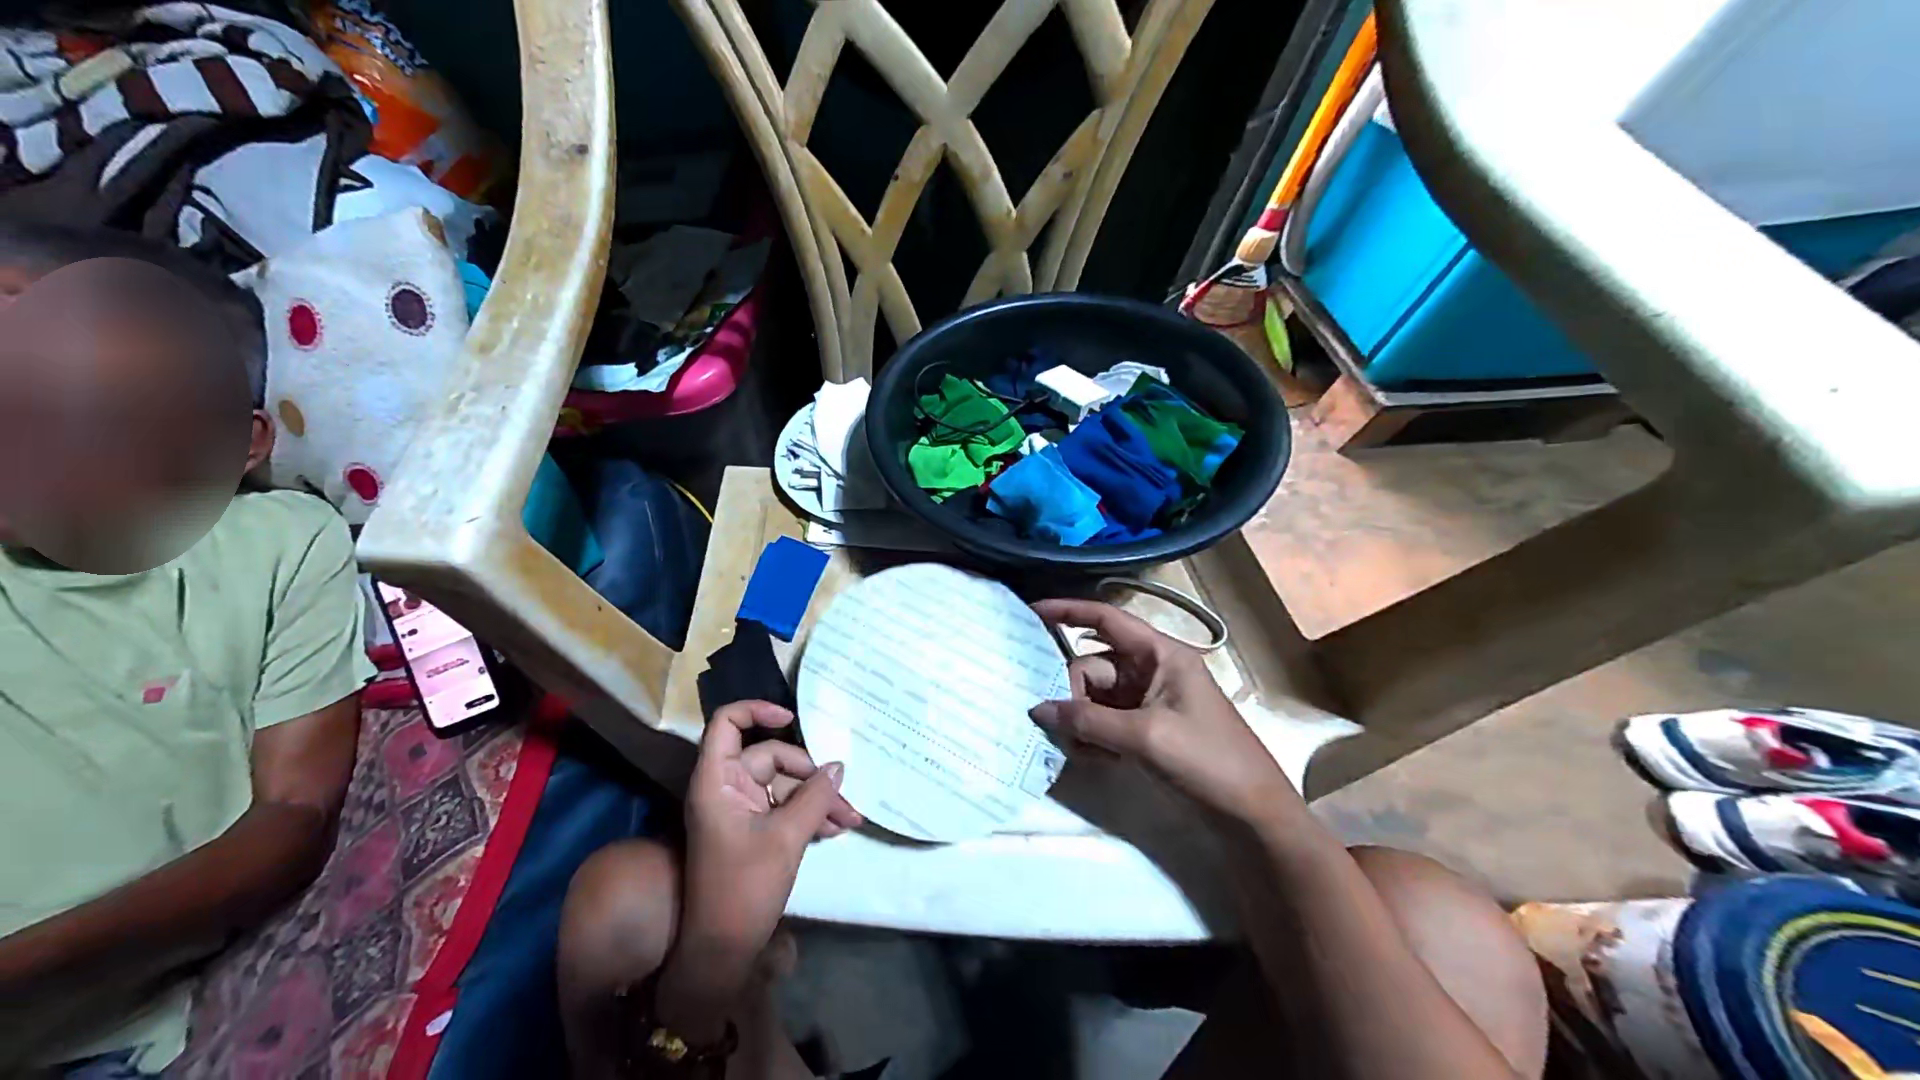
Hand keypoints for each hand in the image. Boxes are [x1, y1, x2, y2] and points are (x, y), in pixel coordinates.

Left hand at [657, 700, 860, 1038]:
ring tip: (848, 820)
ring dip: (815, 798)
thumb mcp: (786, 838)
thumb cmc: (744, 888)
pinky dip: (808, 813)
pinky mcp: (751, 828)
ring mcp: (739, 808)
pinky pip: (783, 806)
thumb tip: (838, 767)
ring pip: (783, 784)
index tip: (792, 718)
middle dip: (810, 775)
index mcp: (717, 782)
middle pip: (770, 757)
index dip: (757, 711)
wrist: (722, 952)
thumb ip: (814, 797)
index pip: (727, 724)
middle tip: (842, 798)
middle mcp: (725, 788)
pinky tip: (835, 829)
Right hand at [1030, 599, 1297, 822]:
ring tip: (1077, 749)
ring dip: (1081, 719)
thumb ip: (1088, 720)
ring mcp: (1148, 701)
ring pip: (1095, 697)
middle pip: (1093, 666)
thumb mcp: (1145, 737)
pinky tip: (1091, 758)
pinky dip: (1092, 735)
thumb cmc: (1208, 761)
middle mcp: (1152, 671)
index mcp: (1161, 655)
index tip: (1031, 612)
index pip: (1108, 619)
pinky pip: (1105, 721)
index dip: (1069, 611)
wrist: (1252, 815)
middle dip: (1071, 691)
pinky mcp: (1145, 729)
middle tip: (1060, 725)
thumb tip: (1038, 709)